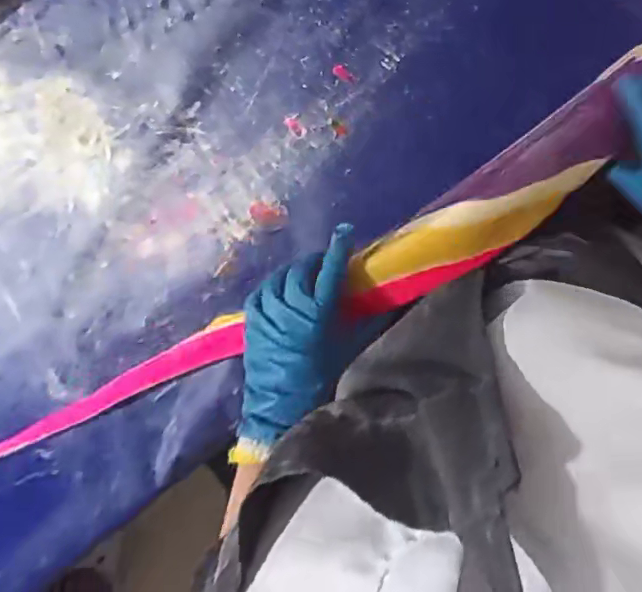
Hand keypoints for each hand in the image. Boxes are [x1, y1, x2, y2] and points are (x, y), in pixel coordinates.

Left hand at [235, 225, 376, 459]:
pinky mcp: (252, 320)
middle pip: (304, 267)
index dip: (339, 246)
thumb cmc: (323, 378)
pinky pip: (262, 290)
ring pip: (281, 276)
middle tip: (326, 264)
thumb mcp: (350, 347)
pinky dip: (273, 285)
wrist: (282, 410)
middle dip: (317, 261)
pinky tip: (281, 289)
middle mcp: (292, 305)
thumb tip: (388, 300)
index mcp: (319, 311)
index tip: (345, 232)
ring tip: (304, 276)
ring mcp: (269, 311)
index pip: (331, 268)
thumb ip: (368, 320)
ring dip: (295, 271)